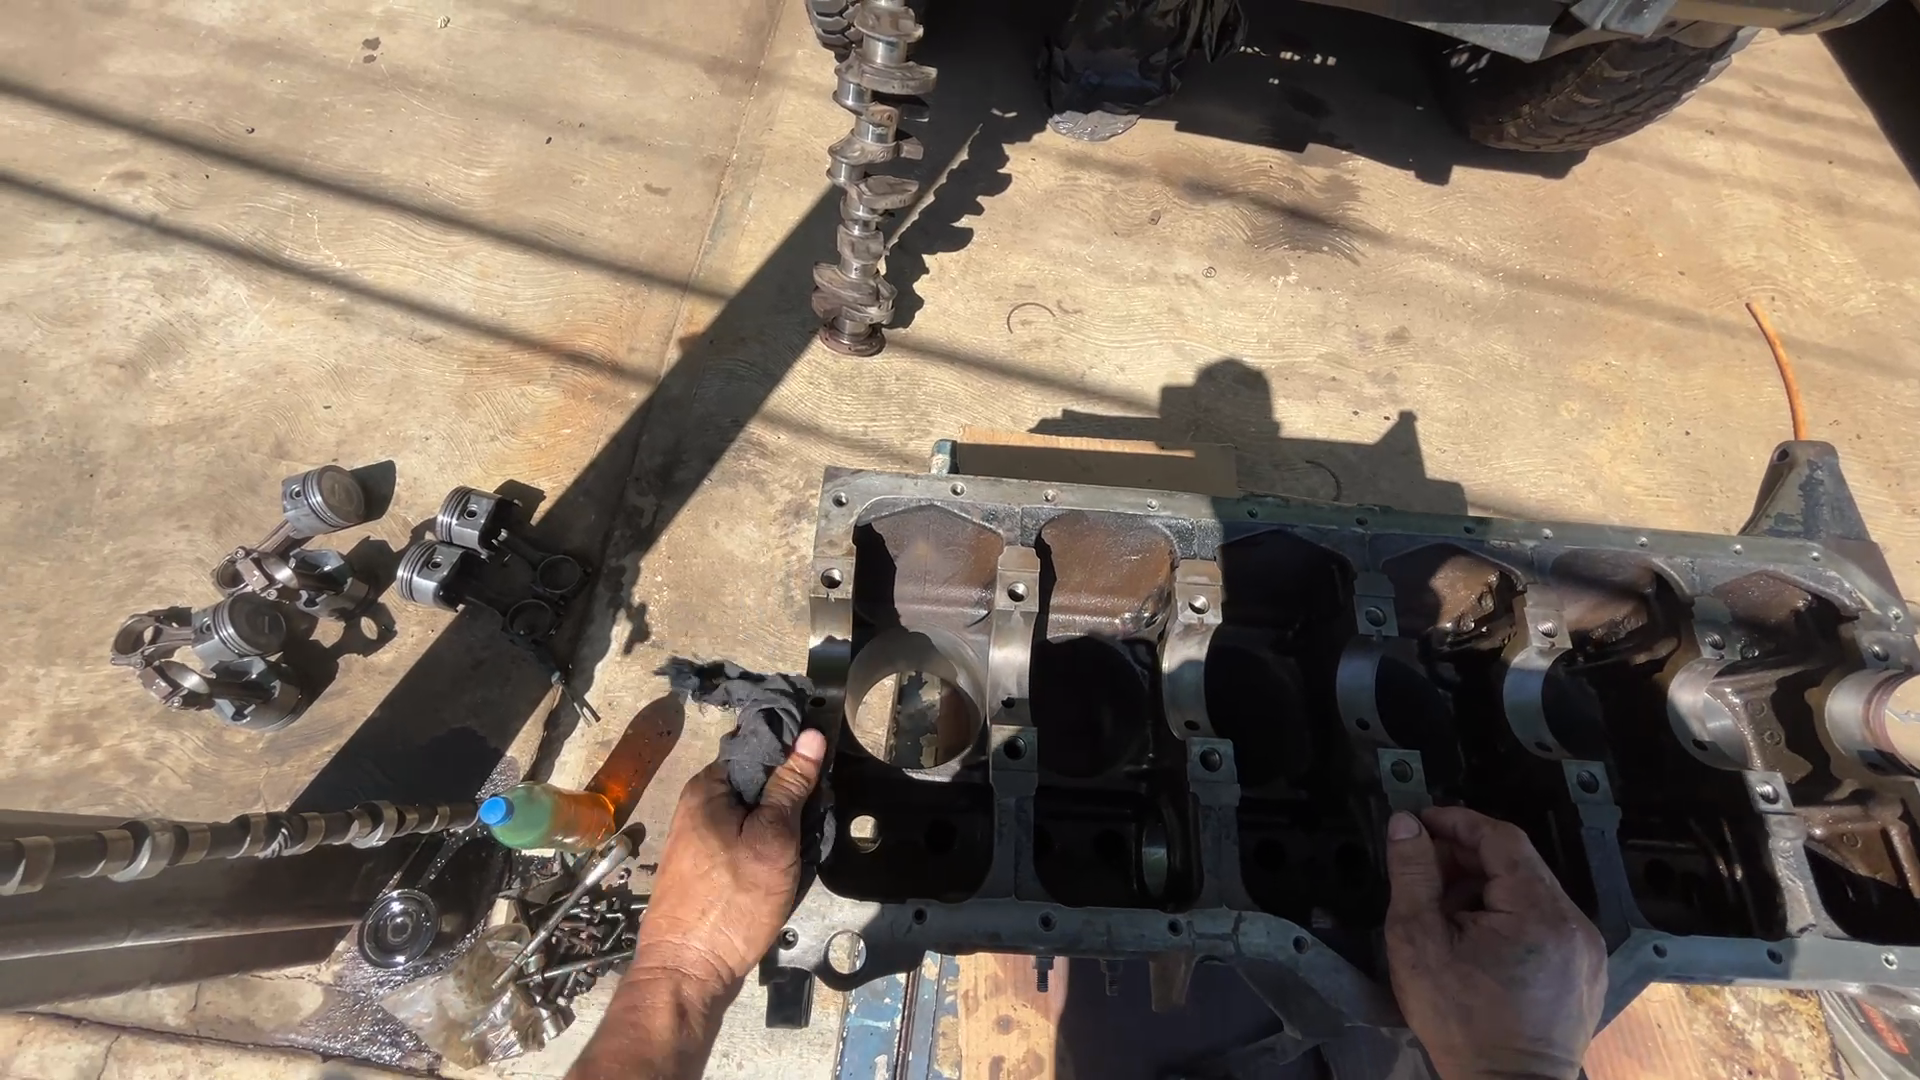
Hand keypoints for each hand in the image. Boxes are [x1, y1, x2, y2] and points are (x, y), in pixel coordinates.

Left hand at [633, 729, 826, 999]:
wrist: (688, 975)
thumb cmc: (732, 901)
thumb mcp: (773, 837)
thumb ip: (791, 784)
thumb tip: (811, 735)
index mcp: (708, 786)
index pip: (757, 747)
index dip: (792, 750)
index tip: (824, 762)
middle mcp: (699, 804)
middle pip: (756, 780)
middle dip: (790, 790)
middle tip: (821, 805)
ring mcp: (701, 836)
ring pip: (753, 811)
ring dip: (782, 820)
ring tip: (810, 832)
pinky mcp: (708, 865)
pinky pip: (745, 836)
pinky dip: (769, 841)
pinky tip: (789, 856)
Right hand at [1383, 807, 1607, 1079]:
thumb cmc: (1458, 1014)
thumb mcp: (1417, 937)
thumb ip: (1412, 872)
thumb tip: (1405, 823)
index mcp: (1539, 912)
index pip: (1501, 838)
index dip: (1455, 821)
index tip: (1416, 825)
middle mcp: (1574, 924)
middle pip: (1516, 861)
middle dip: (1462, 855)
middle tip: (1419, 867)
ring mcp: (1583, 949)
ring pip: (1526, 888)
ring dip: (1479, 882)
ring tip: (1438, 905)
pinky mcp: (1581, 970)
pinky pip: (1539, 917)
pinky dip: (1501, 909)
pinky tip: (1469, 932)